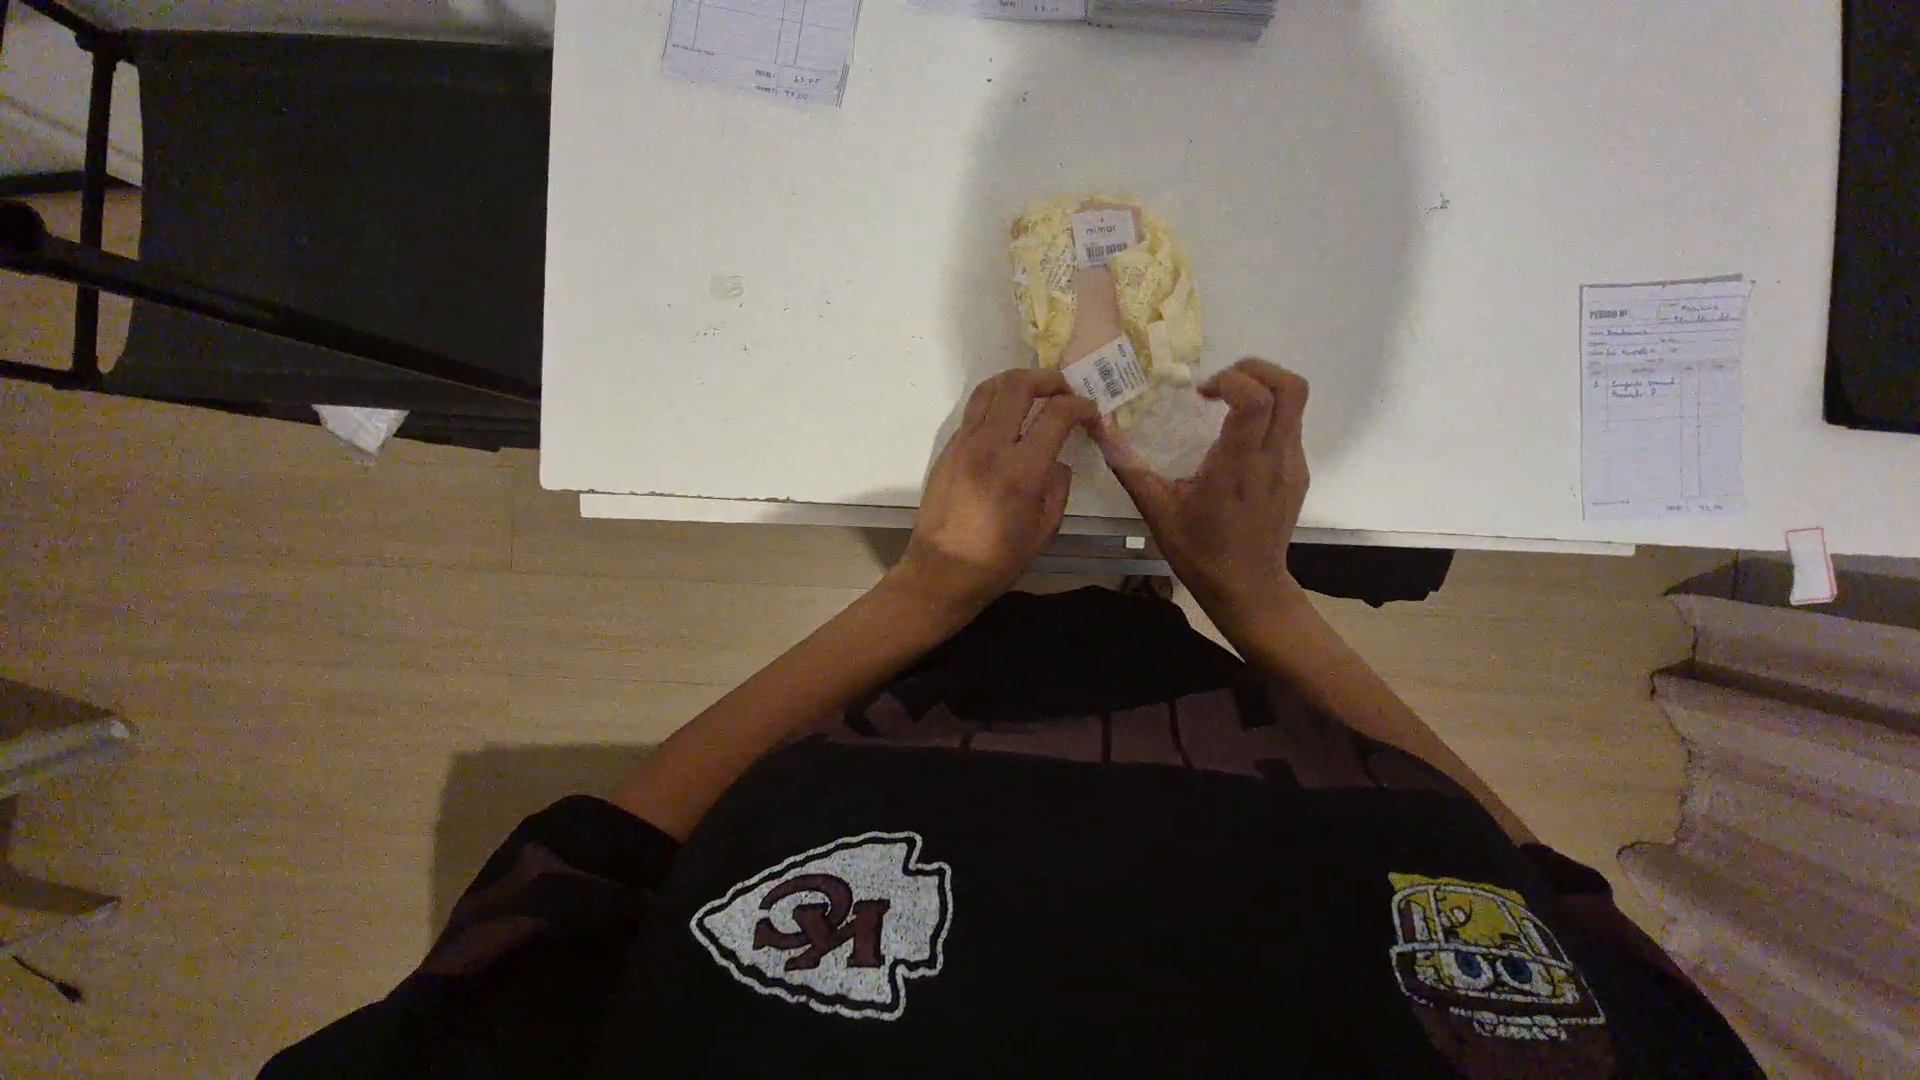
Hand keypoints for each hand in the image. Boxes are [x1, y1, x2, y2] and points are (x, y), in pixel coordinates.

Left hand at [896, 369, 1097, 612]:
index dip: (1080, 405)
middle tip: (1062, 389)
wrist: (942, 571)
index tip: (1090, 412)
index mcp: (1022, 470)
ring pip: (988, 389)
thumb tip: (1057, 461)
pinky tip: (1007, 421)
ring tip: (1033, 393)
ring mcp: (963, 444)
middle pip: (1017, 385)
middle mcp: (990, 446)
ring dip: (1015, 382)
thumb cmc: (998, 559)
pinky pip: (973, 412)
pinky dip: (995, 405)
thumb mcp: (1044, 530)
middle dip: (1047, 379)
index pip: (1056, 414)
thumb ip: (1058, 487)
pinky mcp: (948, 450)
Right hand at [1095, 358, 1310, 622]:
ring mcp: (1291, 465)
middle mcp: (1272, 459)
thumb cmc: (1199, 552)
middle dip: (1256, 368)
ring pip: (1296, 402)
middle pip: (1291, 387)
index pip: (1256, 401)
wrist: (1248, 588)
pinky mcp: (1298, 472)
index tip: (1201, 392)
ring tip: (1226, 404)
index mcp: (1237, 468)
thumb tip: (1099, 430)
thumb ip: (1130, 468)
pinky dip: (1266, 414)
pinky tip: (1236, 438)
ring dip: (1263, 388)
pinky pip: (1290, 426)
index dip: (1232, 380)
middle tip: (1220, 383)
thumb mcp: (1157, 512)